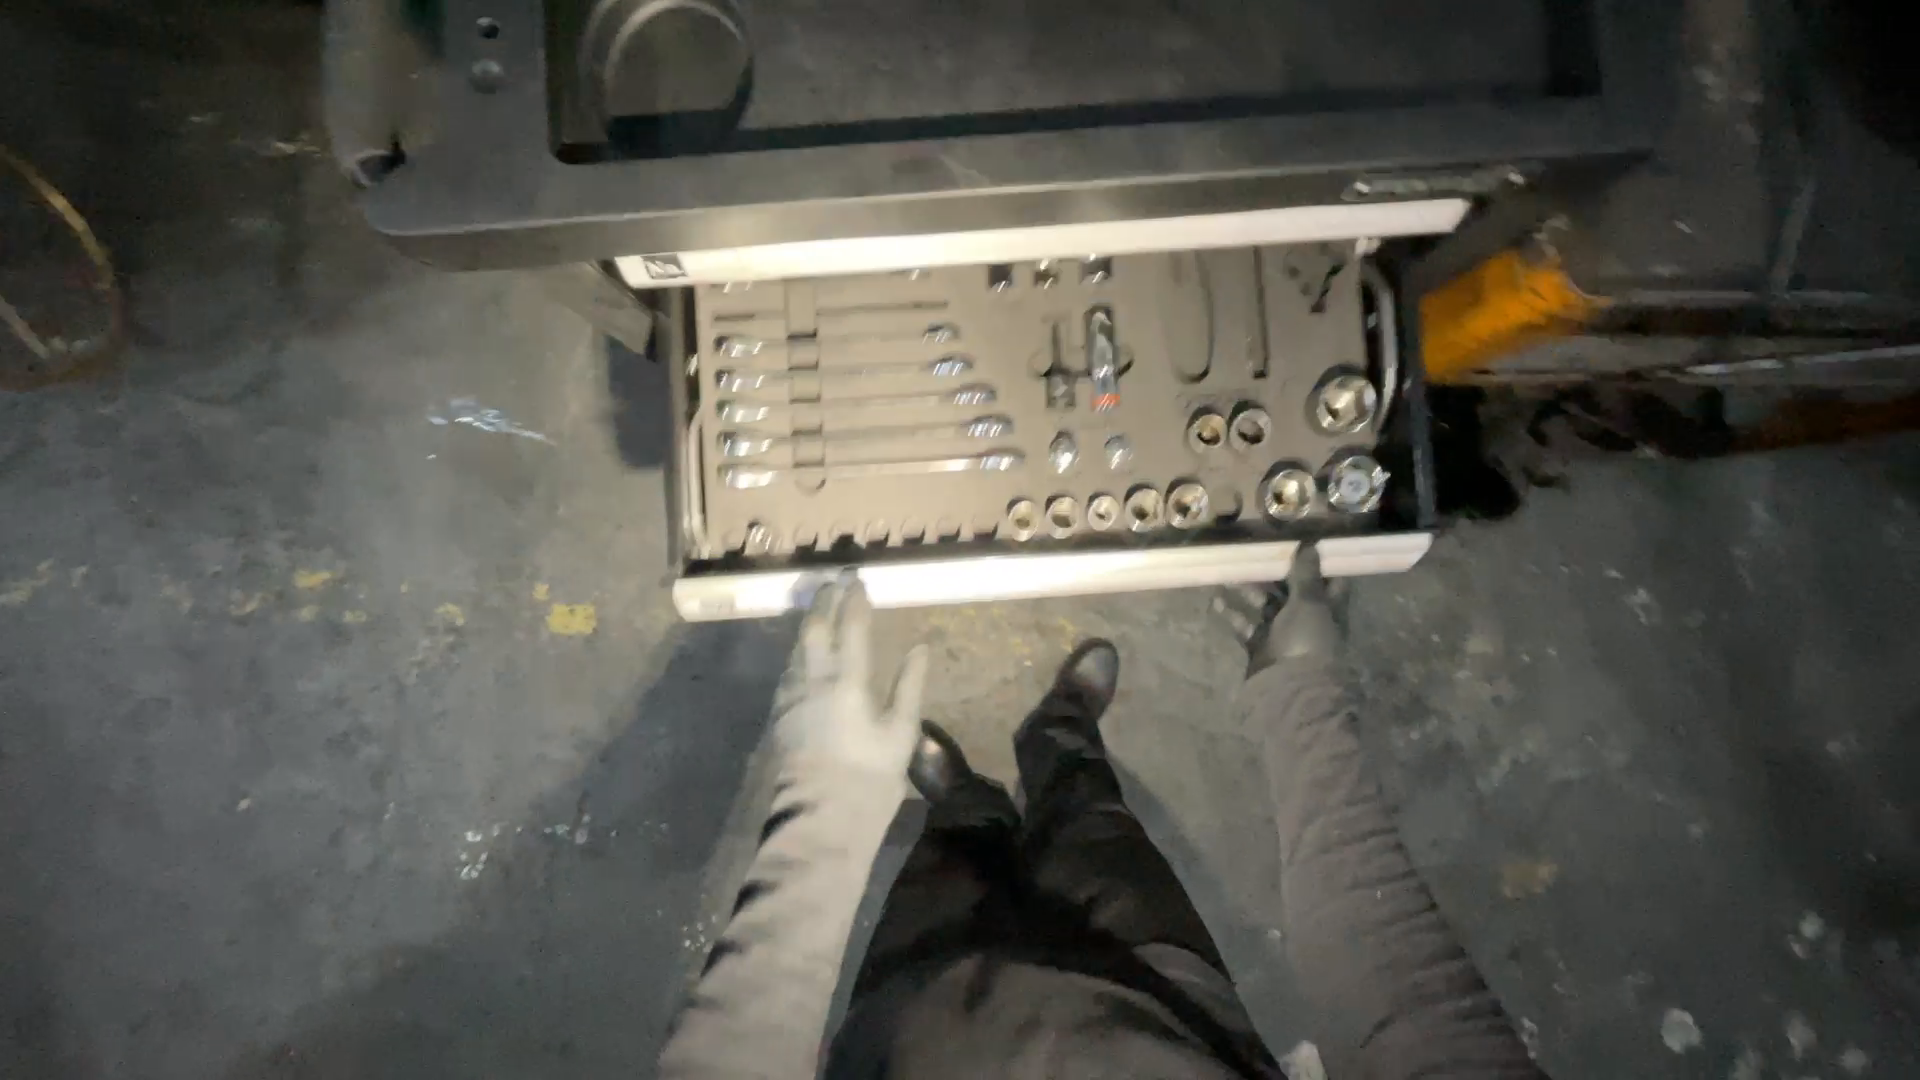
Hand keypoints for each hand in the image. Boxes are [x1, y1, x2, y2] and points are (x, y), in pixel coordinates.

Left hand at [772, 576, 928, 789]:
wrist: (820, 818)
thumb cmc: (870, 777)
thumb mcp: (900, 732)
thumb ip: (908, 686)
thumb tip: (920, 648)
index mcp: (848, 681)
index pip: (851, 627)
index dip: (855, 601)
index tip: (859, 581)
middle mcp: (814, 679)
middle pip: (816, 627)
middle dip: (825, 600)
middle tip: (834, 581)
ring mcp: (792, 695)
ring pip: (798, 646)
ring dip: (810, 621)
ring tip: (819, 606)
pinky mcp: (780, 712)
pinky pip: (790, 667)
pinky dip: (800, 648)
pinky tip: (805, 649)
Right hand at [1217, 542, 1342, 676]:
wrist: (1289, 691)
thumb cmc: (1306, 642)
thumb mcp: (1309, 604)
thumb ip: (1306, 576)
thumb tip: (1310, 543)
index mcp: (1327, 608)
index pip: (1327, 580)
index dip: (1315, 561)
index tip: (1297, 540)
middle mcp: (1307, 619)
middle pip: (1289, 590)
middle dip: (1270, 574)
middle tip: (1249, 554)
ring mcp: (1283, 634)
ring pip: (1264, 606)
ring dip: (1246, 591)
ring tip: (1226, 576)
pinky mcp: (1261, 646)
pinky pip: (1245, 625)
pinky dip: (1232, 615)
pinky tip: (1216, 602)